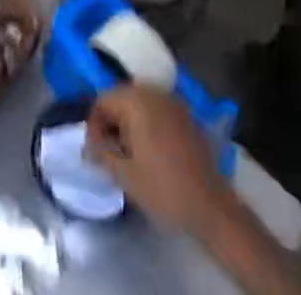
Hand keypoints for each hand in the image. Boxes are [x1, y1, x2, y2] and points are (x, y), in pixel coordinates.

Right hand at [85, 85, 233, 233]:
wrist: (211, 207)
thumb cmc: (163, 190)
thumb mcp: (123, 175)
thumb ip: (101, 152)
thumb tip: (89, 145)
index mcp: (137, 102)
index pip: (102, 100)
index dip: (93, 124)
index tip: (94, 150)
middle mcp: (155, 94)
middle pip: (121, 96)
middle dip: (111, 119)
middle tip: (109, 149)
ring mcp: (174, 103)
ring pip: (140, 101)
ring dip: (128, 119)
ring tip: (127, 149)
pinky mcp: (188, 115)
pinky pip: (158, 108)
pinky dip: (147, 120)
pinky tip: (149, 147)